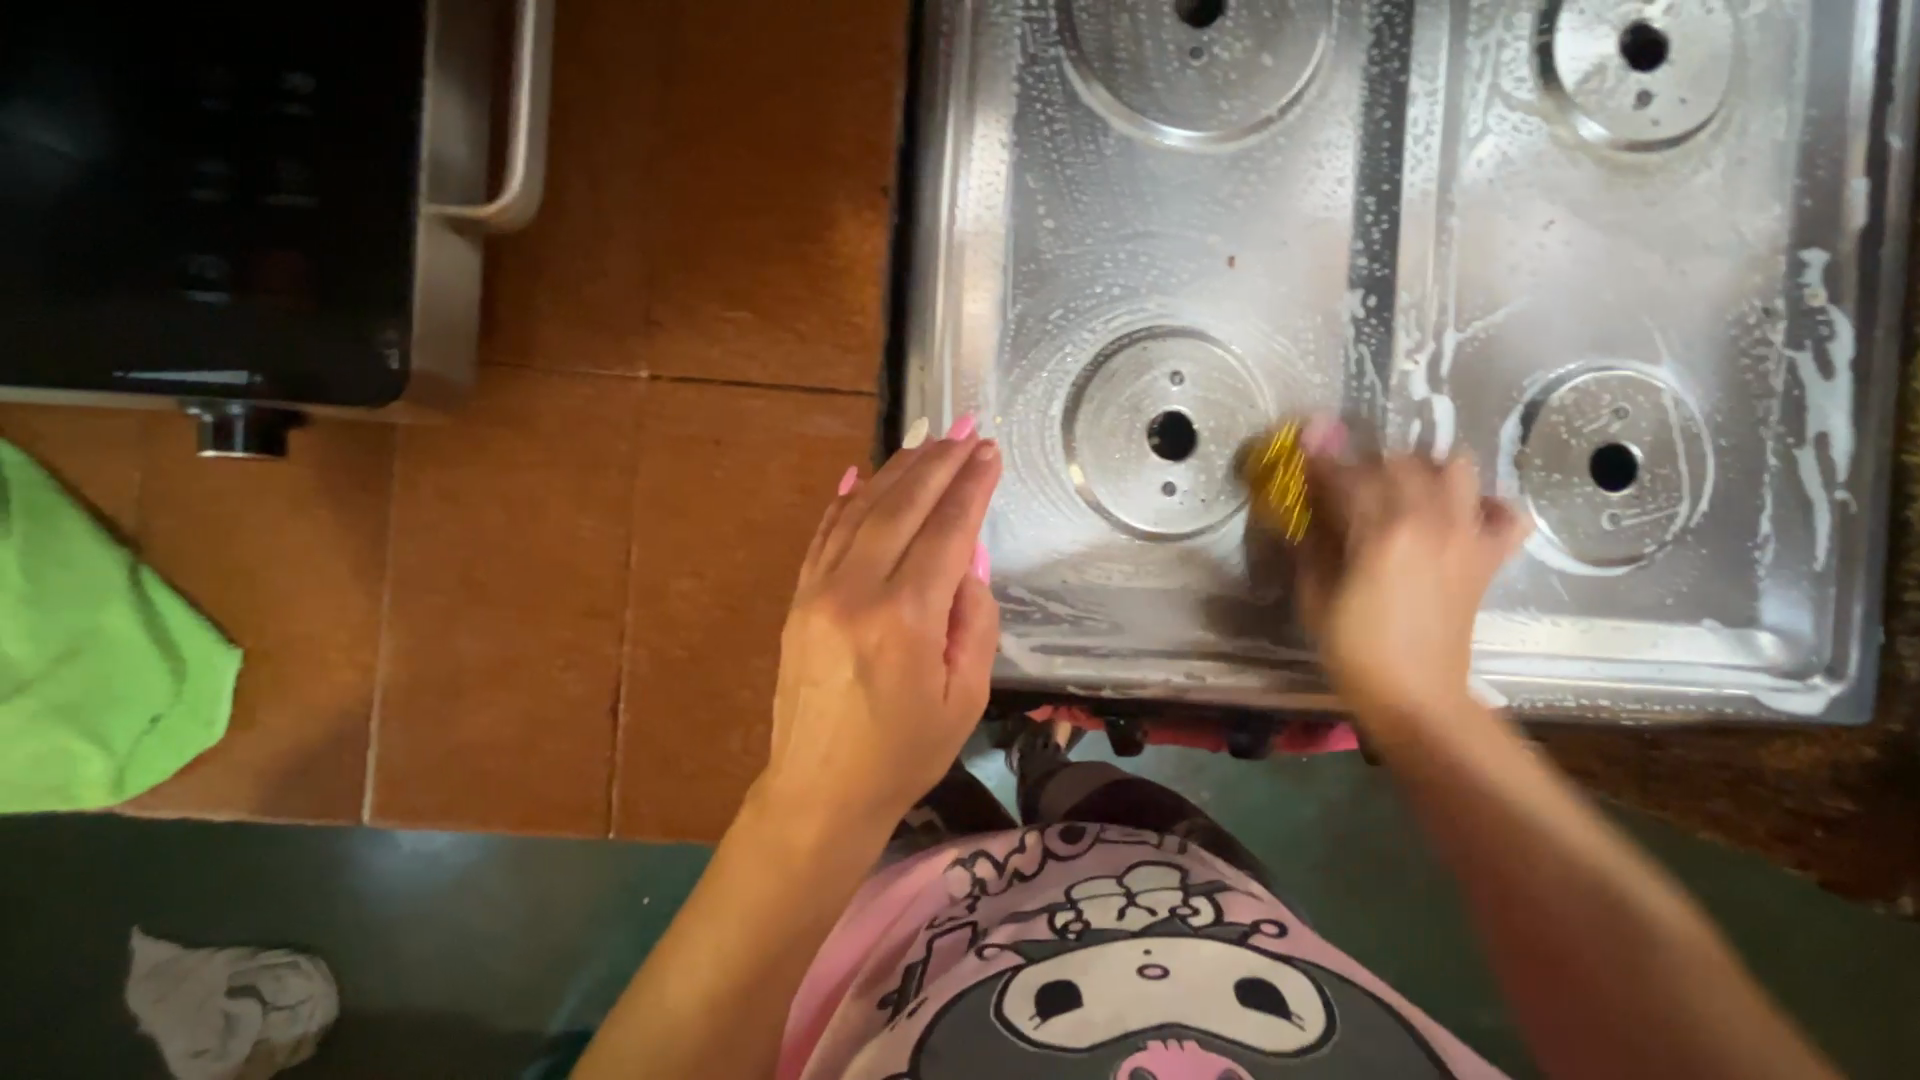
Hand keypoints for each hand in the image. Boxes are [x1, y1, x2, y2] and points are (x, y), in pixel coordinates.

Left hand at [755, 423, 1001, 833]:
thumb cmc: (904, 753)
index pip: (947, 532)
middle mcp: (856, 590)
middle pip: (901, 507)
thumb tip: (969, 560)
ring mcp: (818, 591)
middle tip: (964, 428)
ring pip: (860, 511)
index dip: (972, 488)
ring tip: (926, 442)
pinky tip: (863, 476)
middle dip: (937, 463)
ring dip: (896, 471)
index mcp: (905, 618)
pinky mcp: (798, 600)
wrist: (820, 790)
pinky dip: (846, 501)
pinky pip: (824, 536)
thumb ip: (973, 620)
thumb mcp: (966, 697)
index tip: (989, 451)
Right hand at [1294, 422, 1528, 719]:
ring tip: (1398, 489)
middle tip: (1341, 482)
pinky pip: (1505, 513)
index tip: (1303, 449)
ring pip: (1453, 468)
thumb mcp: (1315, 596)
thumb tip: (1306, 514)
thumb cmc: (1354, 650)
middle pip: (1397, 463)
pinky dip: (1485, 504)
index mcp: (1380, 531)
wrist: (1417, 696)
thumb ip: (1312, 545)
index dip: (1320, 461)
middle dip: (1364, 464)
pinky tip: (1461, 513)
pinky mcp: (1487, 557)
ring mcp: (1465, 536)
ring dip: (1422, 468)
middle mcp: (1429, 521)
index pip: (1346, 476)